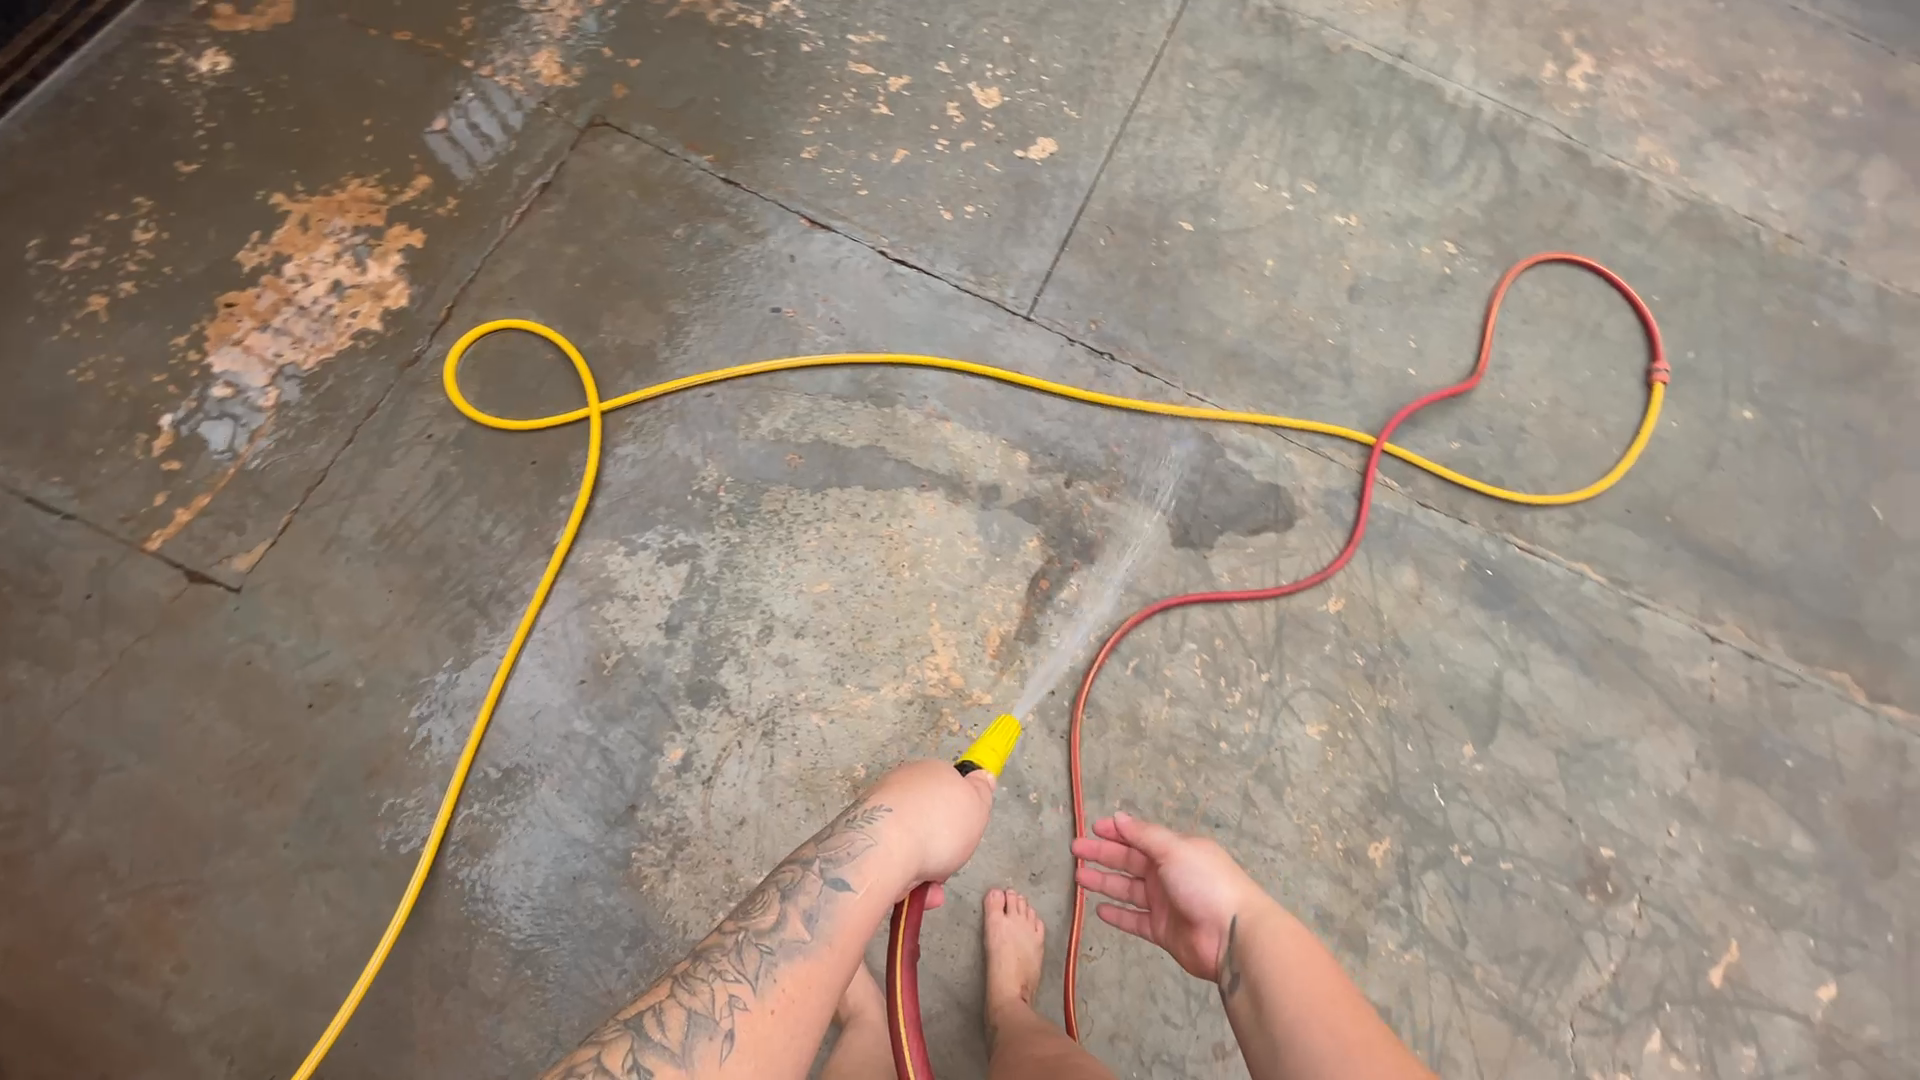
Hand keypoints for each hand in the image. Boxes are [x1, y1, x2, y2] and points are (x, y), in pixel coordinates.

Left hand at [860, 759, 996, 893]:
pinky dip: (904, 879)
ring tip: (932, 890)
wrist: (884, 851)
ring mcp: (877, 813)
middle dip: (942, 847)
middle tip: (949, 863)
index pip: (949, 788)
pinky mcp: (862, 841)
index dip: (961, 814)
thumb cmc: (938, 825)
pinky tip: (914, 895)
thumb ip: (981, 791)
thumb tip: (982, 776)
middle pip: (929, 820)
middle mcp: (901, 787)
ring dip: (926, 870)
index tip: (965, 832)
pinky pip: (891, 860)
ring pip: (910, 845)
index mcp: (929, 772)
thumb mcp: (977, 805)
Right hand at [1071, 812, 1268, 980]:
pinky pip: (1134, 920)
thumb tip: (1119, 817)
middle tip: (1075, 850)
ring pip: (1127, 889)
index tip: (1092, 828)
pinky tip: (1098, 909)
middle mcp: (1168, 874)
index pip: (1139, 837)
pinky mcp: (1162, 931)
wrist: (1231, 935)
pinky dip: (1117, 915)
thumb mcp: (1174, 849)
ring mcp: (1165, 903)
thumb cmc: (1205, 883)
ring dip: (1104, 882)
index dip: (1116, 831)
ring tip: (1079, 877)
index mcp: (1174, 850)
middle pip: (1129, 861)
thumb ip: (1144, 834)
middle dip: (1102, 854)